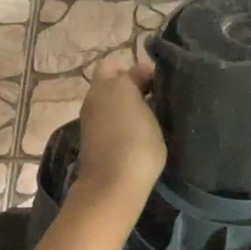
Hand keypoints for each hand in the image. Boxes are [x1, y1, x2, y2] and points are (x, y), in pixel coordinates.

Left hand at [74, 58, 166, 198]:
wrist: (113, 185)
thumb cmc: (135, 141)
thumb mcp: (145, 105)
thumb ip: (140, 83)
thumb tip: (140, 73)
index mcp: (107, 84)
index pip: (117, 65)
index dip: (139, 70)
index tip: (160, 84)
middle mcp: (94, 98)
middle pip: (111, 83)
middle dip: (130, 86)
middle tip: (155, 98)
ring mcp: (91, 122)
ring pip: (110, 102)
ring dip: (125, 105)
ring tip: (150, 117)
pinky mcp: (93, 141)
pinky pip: (108, 121)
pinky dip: (119, 122)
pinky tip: (138, 134)